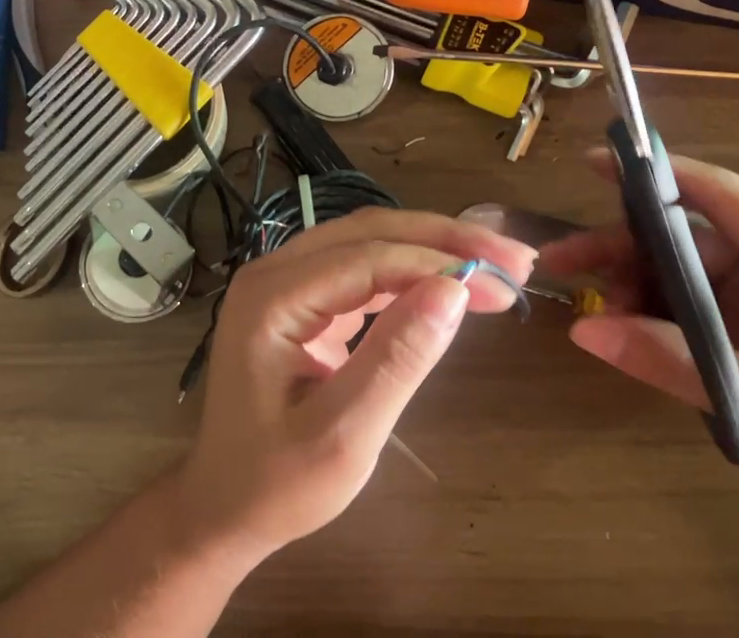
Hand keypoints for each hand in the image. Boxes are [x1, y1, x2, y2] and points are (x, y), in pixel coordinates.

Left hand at [175, 209, 533, 561]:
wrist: (224, 505)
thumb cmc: (276, 482)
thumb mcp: (343, 434)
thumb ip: (396, 359)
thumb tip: (453, 289)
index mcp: (271, 299)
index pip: (367, 257)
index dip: (438, 262)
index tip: (504, 283)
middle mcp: (273, 276)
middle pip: (367, 232)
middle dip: (444, 239)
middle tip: (515, 258)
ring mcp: (284, 286)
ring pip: (367, 244)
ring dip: (431, 250)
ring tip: (497, 268)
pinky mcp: (301, 304)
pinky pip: (360, 272)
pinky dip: (409, 276)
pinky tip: (450, 287)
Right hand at [539, 151, 738, 602]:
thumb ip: (670, 360)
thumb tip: (582, 330)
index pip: (730, 200)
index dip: (663, 175)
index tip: (595, 162)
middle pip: (694, 239)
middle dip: (629, 248)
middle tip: (563, 264)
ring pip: (688, 275)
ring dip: (638, 287)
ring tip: (598, 316)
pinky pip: (696, 310)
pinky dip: (657, 316)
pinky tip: (624, 333)